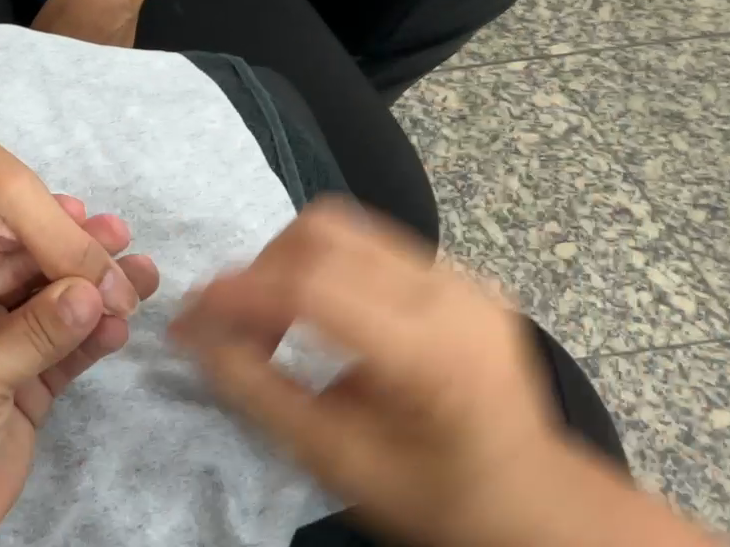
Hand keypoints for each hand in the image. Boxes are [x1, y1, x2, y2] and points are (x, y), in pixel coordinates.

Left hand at [0, 259, 162, 546]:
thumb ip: (35, 333)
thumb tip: (95, 289)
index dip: (41, 234)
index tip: (90, 218)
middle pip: (28, 273)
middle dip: (76, 257)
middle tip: (123, 236)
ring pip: (52, 309)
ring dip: (95, 293)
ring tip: (143, 270)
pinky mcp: (25, 384)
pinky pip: (63, 351)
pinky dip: (92, 338)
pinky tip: (122, 322)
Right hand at [166, 199, 586, 546]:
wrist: (540, 504)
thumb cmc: (436, 495)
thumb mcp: (336, 462)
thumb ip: (257, 391)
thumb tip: (194, 335)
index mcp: (430, 354)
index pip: (310, 288)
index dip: (237, 293)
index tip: (189, 314)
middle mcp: (450, 296)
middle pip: (320, 235)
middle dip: (258, 271)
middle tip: (236, 320)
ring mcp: (460, 276)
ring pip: (337, 226)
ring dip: (285, 262)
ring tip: (274, 314)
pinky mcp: (457, 272)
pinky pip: (364, 242)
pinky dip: (319, 265)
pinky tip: (319, 312)